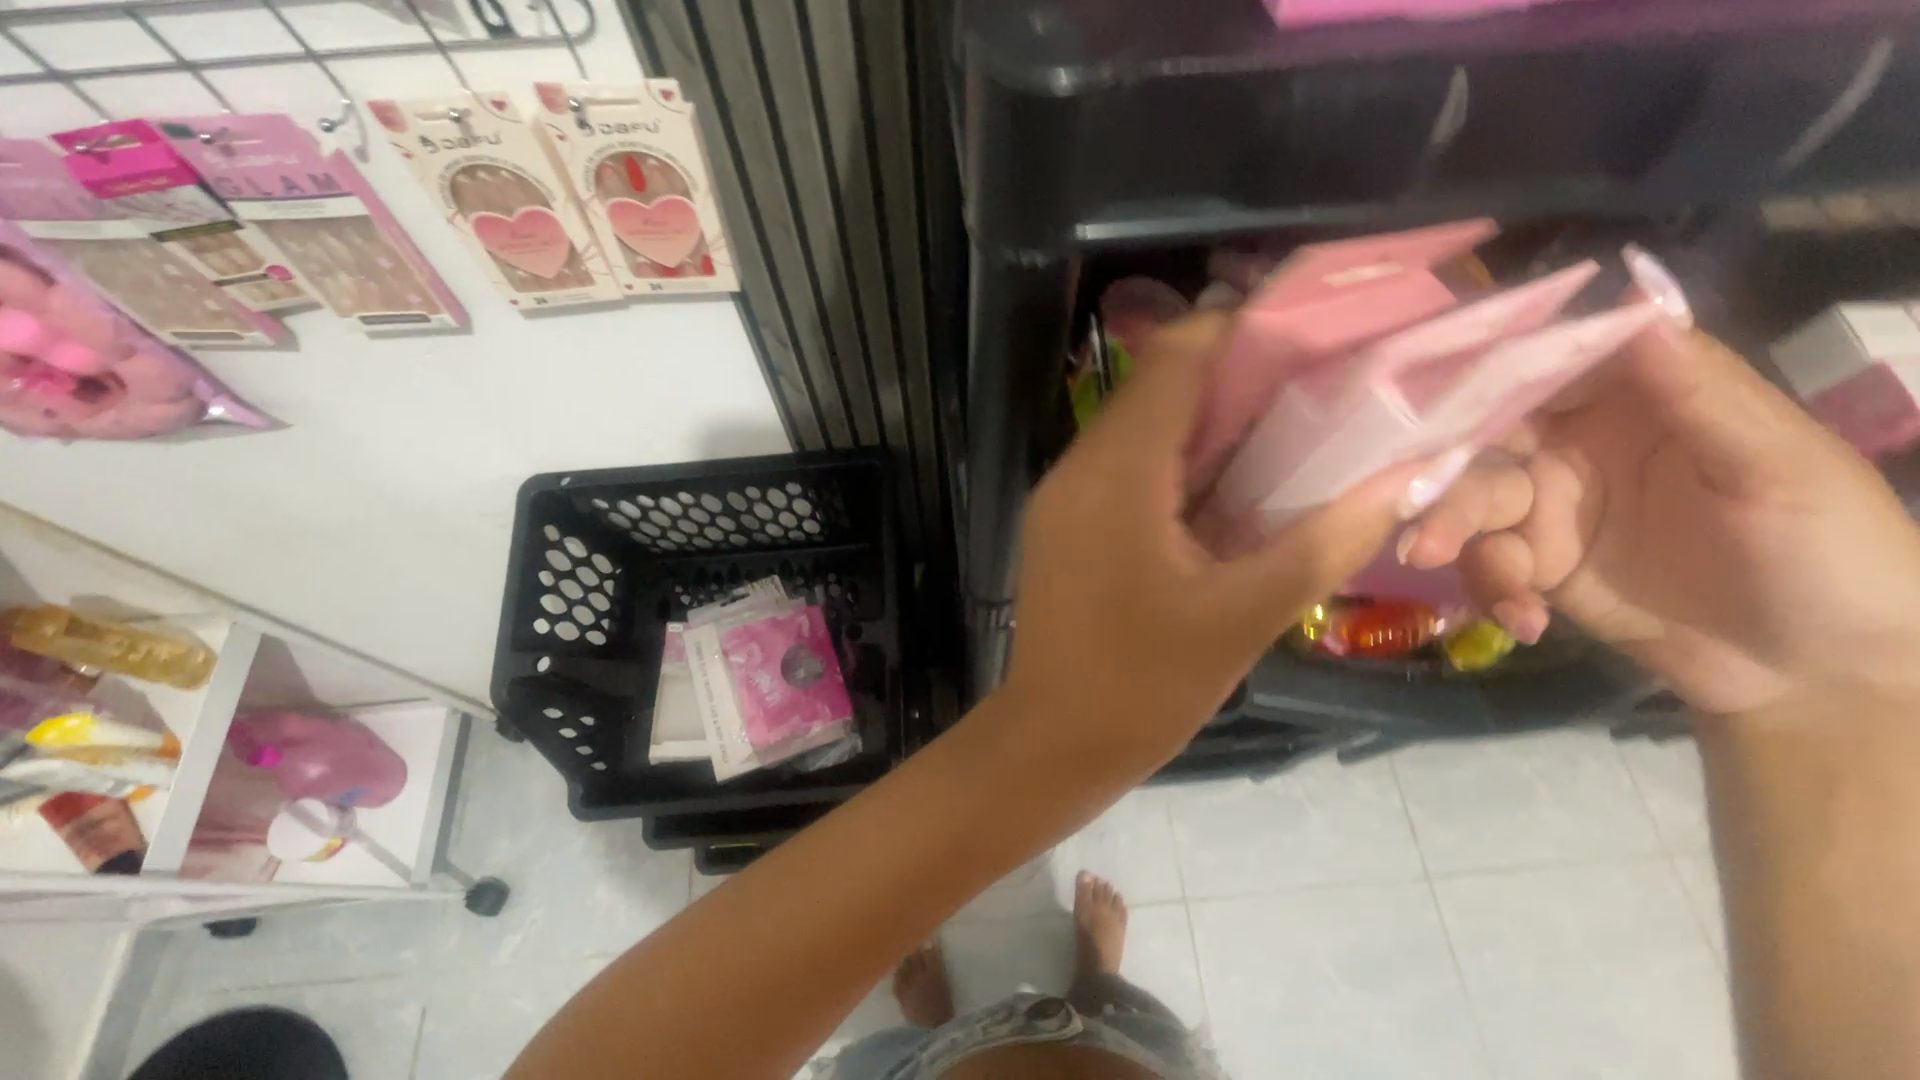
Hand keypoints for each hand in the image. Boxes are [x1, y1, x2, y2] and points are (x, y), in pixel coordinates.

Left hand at [1001, 313, 1428, 770]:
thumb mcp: (1246, 615)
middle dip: (1244, 377)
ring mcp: (1068, 494)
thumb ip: (1329, 539)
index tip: (1321, 343)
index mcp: (1118, 472)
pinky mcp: (1070, 523)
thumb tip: (1412, 476)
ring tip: (1300, 432)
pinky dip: (1186, 462)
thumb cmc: (1144, 687)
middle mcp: (1082, 465)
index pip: (1178, 356)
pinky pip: (1131, 466)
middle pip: (1163, 384)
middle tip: (1329, 389)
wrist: (1054, 744)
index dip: (1248, 331)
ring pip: (1147, 425)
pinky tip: (1240, 487)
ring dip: (1216, 422)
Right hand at [1403, 319, 1919, 714]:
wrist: (1818, 674)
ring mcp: (1551, 510)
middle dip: (1440, 464)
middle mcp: (1577, 446)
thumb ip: (1696, 393)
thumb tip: (1630, 303)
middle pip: (1485, 437)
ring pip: (1471, 503)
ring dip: (1450, 530)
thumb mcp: (1776, 467)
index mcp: (1636, 401)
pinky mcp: (1538, 569)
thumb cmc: (1829, 549)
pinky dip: (1494, 592)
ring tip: (1445, 562)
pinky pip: (1487, 567)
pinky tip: (1528, 623)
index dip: (1487, 371)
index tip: (1427, 385)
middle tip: (1404, 490)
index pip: (1544, 365)